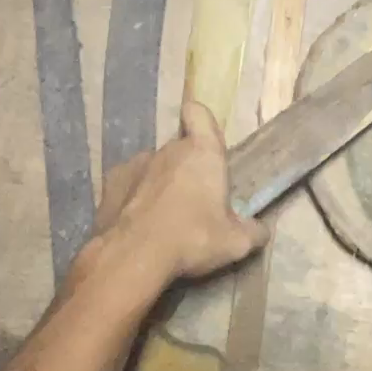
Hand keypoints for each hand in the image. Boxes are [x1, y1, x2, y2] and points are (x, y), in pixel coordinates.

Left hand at [96, 101, 269, 281]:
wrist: (132, 257)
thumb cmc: (191, 240)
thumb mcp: (235, 243)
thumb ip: (253, 231)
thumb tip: (260, 230)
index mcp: (203, 153)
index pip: (199, 113)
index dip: (202, 124)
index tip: (207, 146)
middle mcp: (169, 150)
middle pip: (180, 147)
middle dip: (187, 168)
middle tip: (195, 202)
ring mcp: (136, 164)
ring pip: (154, 166)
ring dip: (160, 183)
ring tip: (163, 217)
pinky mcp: (111, 183)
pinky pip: (129, 182)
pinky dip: (134, 196)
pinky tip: (138, 221)